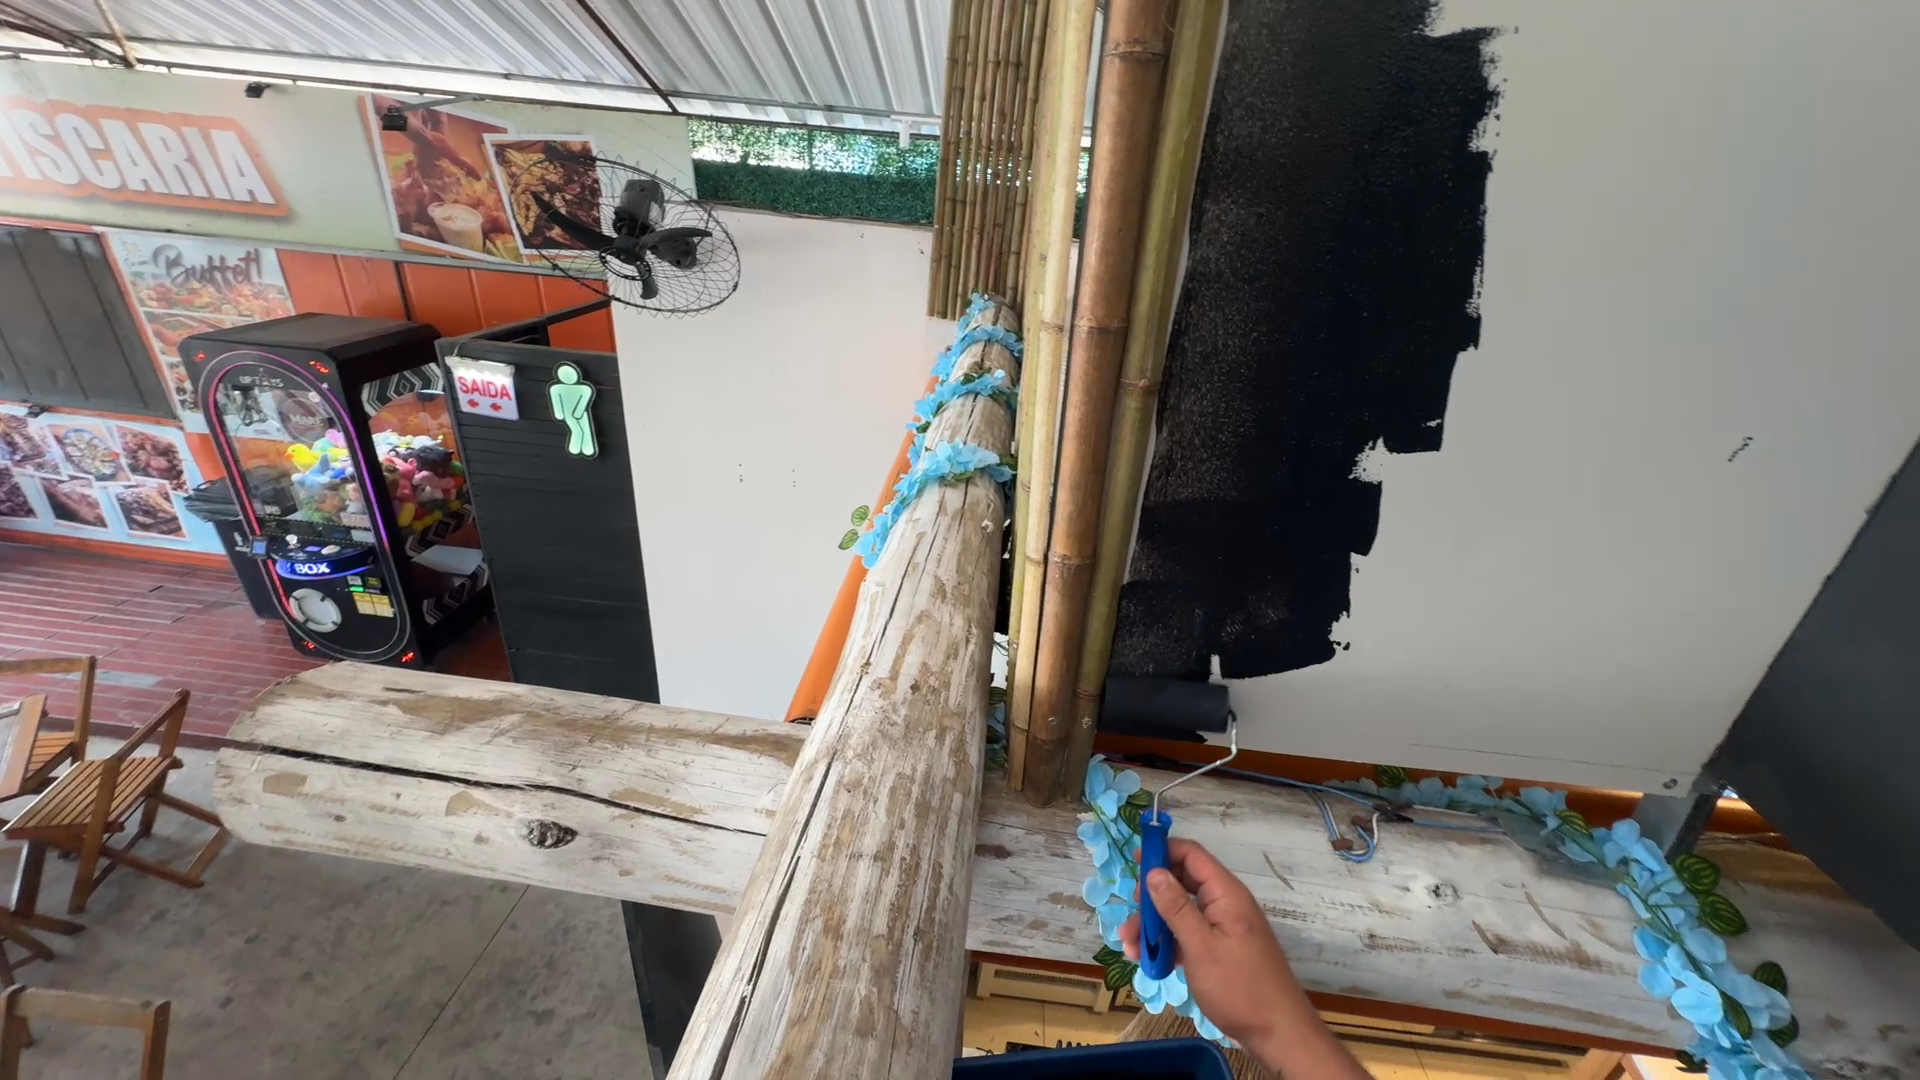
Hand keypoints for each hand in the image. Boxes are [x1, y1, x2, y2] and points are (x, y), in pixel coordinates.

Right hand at [1119, 838, 1299, 1055]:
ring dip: (1154, 924)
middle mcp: (1224, 904)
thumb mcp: (1201, 946)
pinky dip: (1167, 942)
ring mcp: (1222, 927)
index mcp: (1225, 894)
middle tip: (1131, 913)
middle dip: (1152, 896)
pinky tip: (1148, 959)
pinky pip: (1187, 933)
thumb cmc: (1239, 987)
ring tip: (1130, 945)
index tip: (1135, 862)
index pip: (1191, 854)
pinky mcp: (1219, 948)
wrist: (1279, 1037)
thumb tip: (1153, 871)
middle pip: (1181, 882)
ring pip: (1180, 911)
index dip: (1162, 851)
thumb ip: (1176, 907)